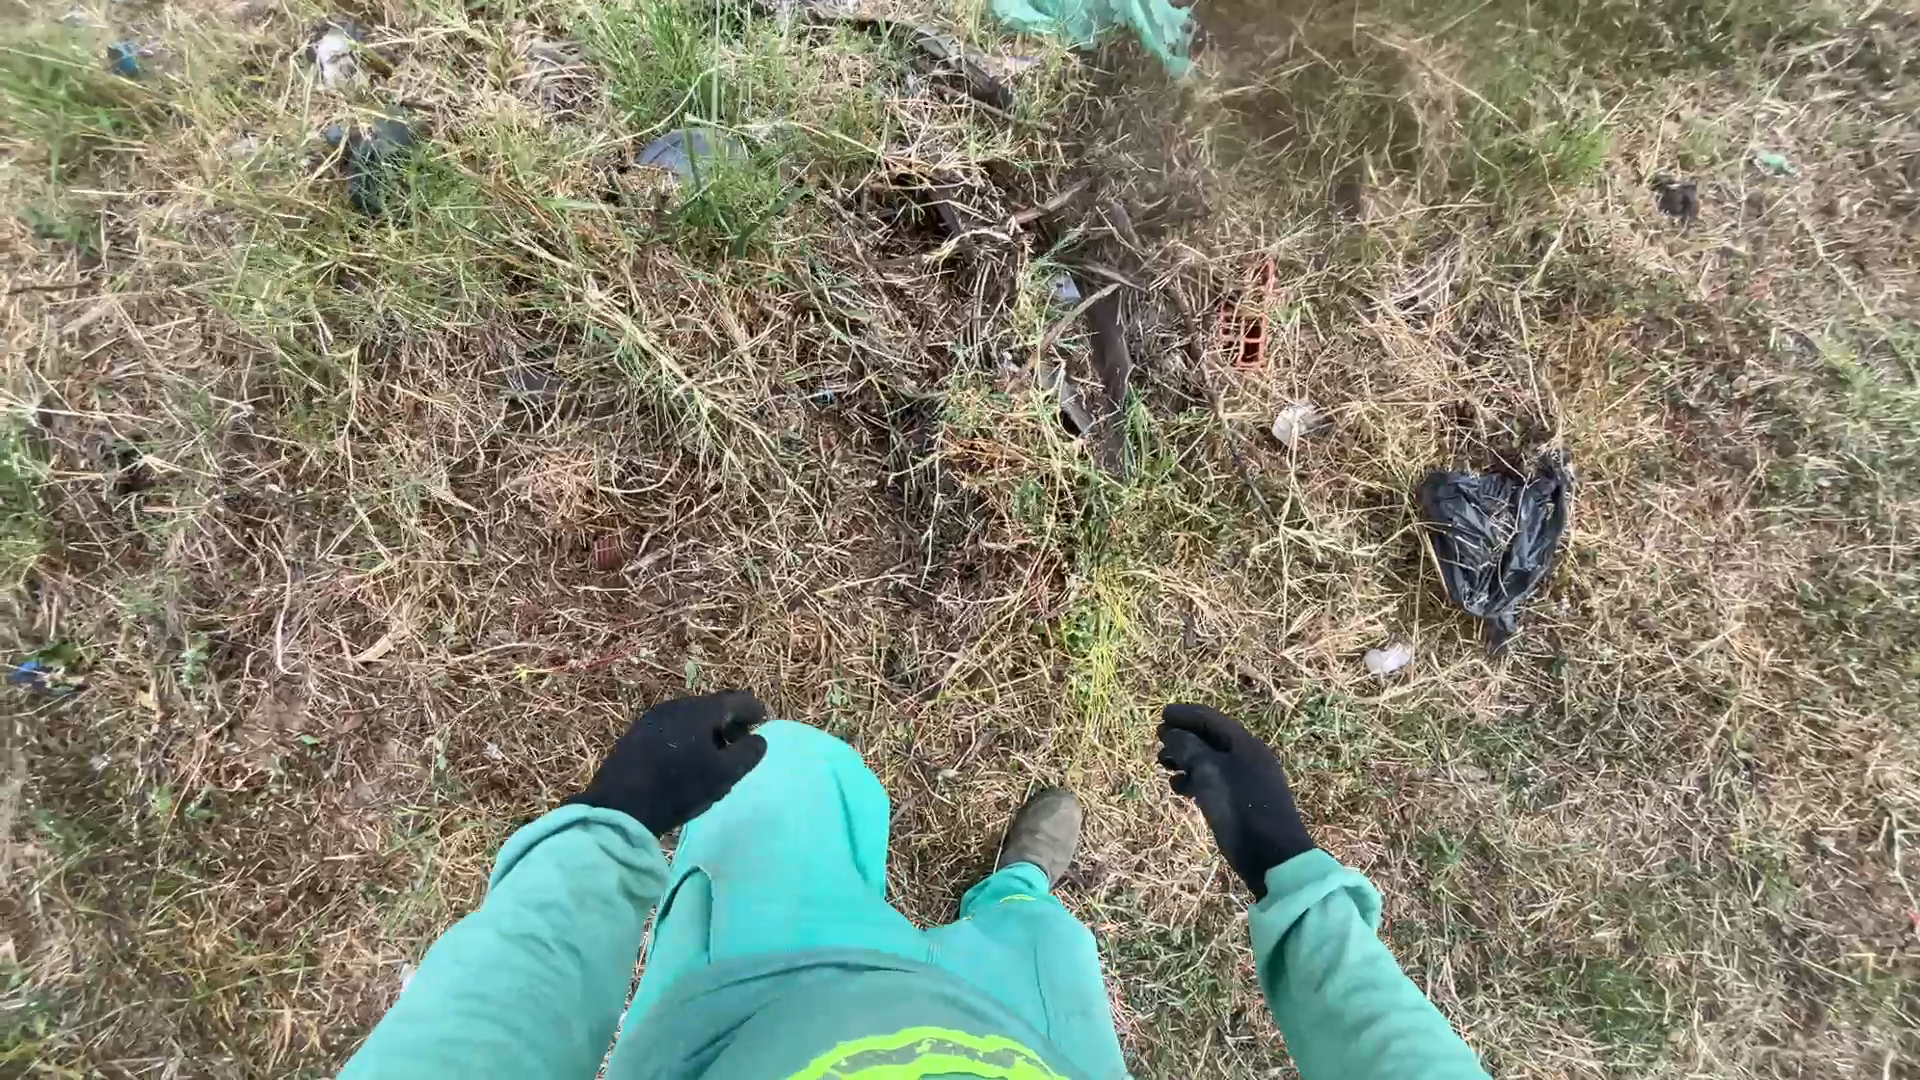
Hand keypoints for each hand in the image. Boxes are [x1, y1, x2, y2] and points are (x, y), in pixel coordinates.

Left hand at [569, 691, 768, 835]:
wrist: (618, 809)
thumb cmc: (678, 788)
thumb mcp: (723, 775)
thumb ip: (747, 754)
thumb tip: (759, 739)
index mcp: (701, 711)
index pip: (736, 700)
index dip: (753, 710)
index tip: (762, 721)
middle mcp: (677, 706)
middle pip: (713, 708)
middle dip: (730, 723)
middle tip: (740, 744)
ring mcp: (653, 719)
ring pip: (691, 719)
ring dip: (708, 733)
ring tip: (713, 759)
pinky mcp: (636, 735)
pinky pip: (672, 729)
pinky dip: (687, 739)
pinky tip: (685, 763)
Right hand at [1156, 703, 1314, 898]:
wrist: (1273, 857)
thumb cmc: (1240, 808)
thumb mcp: (1208, 771)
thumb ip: (1187, 747)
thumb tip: (1172, 734)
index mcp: (1244, 744)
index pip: (1209, 718)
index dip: (1184, 715)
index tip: (1161, 715)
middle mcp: (1247, 757)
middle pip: (1209, 737)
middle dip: (1182, 736)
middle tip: (1159, 739)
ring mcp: (1246, 780)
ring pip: (1209, 759)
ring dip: (1185, 758)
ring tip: (1163, 764)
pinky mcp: (1241, 801)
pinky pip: (1213, 780)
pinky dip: (1194, 778)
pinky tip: (1178, 787)